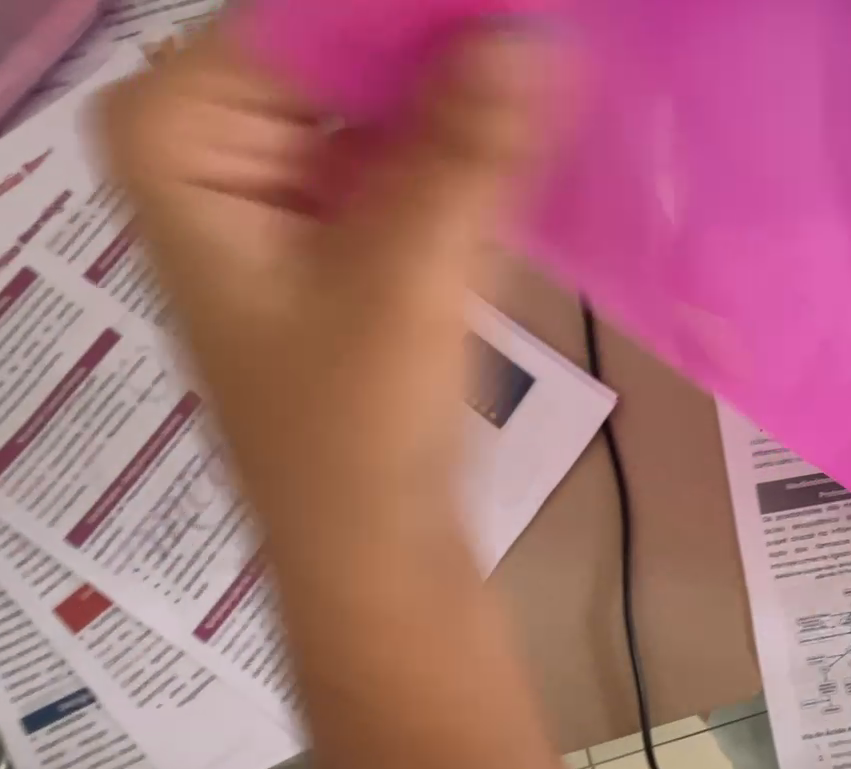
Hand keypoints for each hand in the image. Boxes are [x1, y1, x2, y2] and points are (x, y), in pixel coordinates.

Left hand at [99, 27, 555, 556]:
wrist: (378, 541)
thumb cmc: (359, 423)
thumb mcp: (408, 277)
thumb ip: (468, 154)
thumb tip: (537, 37)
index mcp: (184, 131)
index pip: (313, 23)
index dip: (429, 16)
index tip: (537, 17)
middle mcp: (232, 146)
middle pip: (361, 64)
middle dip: (464, 62)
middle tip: (569, 47)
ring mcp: (304, 195)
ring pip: (406, 119)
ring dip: (487, 114)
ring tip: (574, 90)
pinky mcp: (367, 242)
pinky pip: (431, 173)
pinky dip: (490, 166)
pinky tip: (551, 151)